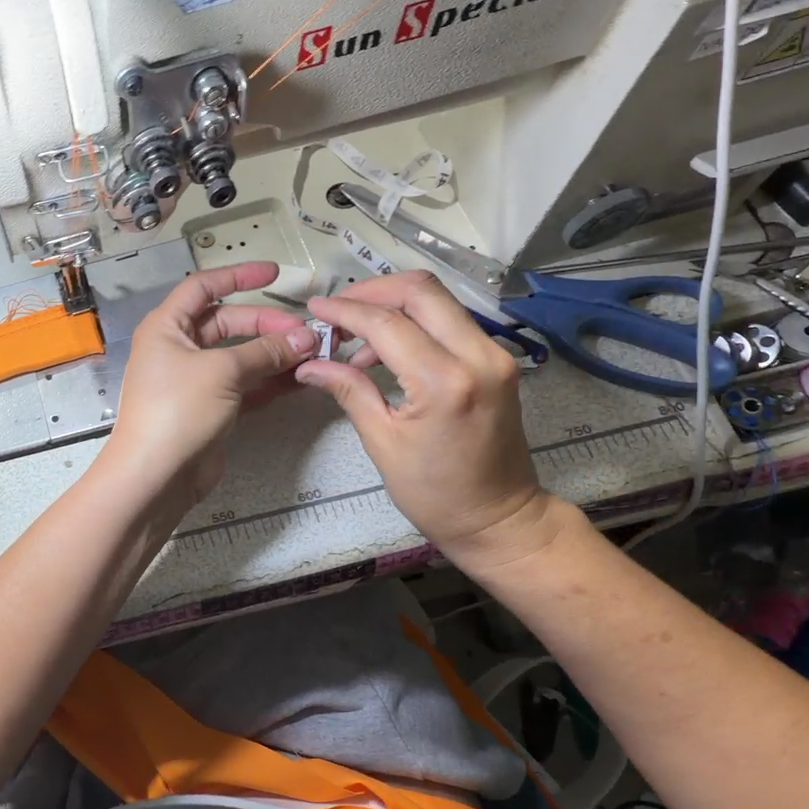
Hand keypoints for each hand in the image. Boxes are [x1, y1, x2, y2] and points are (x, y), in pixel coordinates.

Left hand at [103, 262, 317, 502]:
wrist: (155, 475)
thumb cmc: (178, 409)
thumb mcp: (222, 371)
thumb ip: (265, 351)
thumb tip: (305, 339)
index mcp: (166, 327)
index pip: (203, 288)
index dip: (238, 276)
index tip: (275, 274)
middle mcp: (176, 349)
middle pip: (226, 323)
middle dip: (266, 324)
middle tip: (305, 335)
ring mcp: (193, 381)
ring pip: (238, 357)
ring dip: (273, 354)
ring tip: (311, 355)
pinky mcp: (208, 410)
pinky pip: (243, 386)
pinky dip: (268, 382)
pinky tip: (299, 380)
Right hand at [296, 272, 558, 570]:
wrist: (499, 517)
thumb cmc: (434, 492)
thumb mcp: (382, 443)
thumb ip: (349, 390)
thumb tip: (310, 364)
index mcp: (444, 382)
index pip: (388, 323)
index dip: (346, 310)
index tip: (315, 308)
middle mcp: (477, 356)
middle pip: (421, 291)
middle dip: (373, 291)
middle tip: (338, 311)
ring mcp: (494, 354)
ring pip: (439, 300)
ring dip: (394, 305)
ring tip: (357, 338)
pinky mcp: (497, 360)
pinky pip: (452, 321)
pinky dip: (415, 322)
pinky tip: (387, 348)